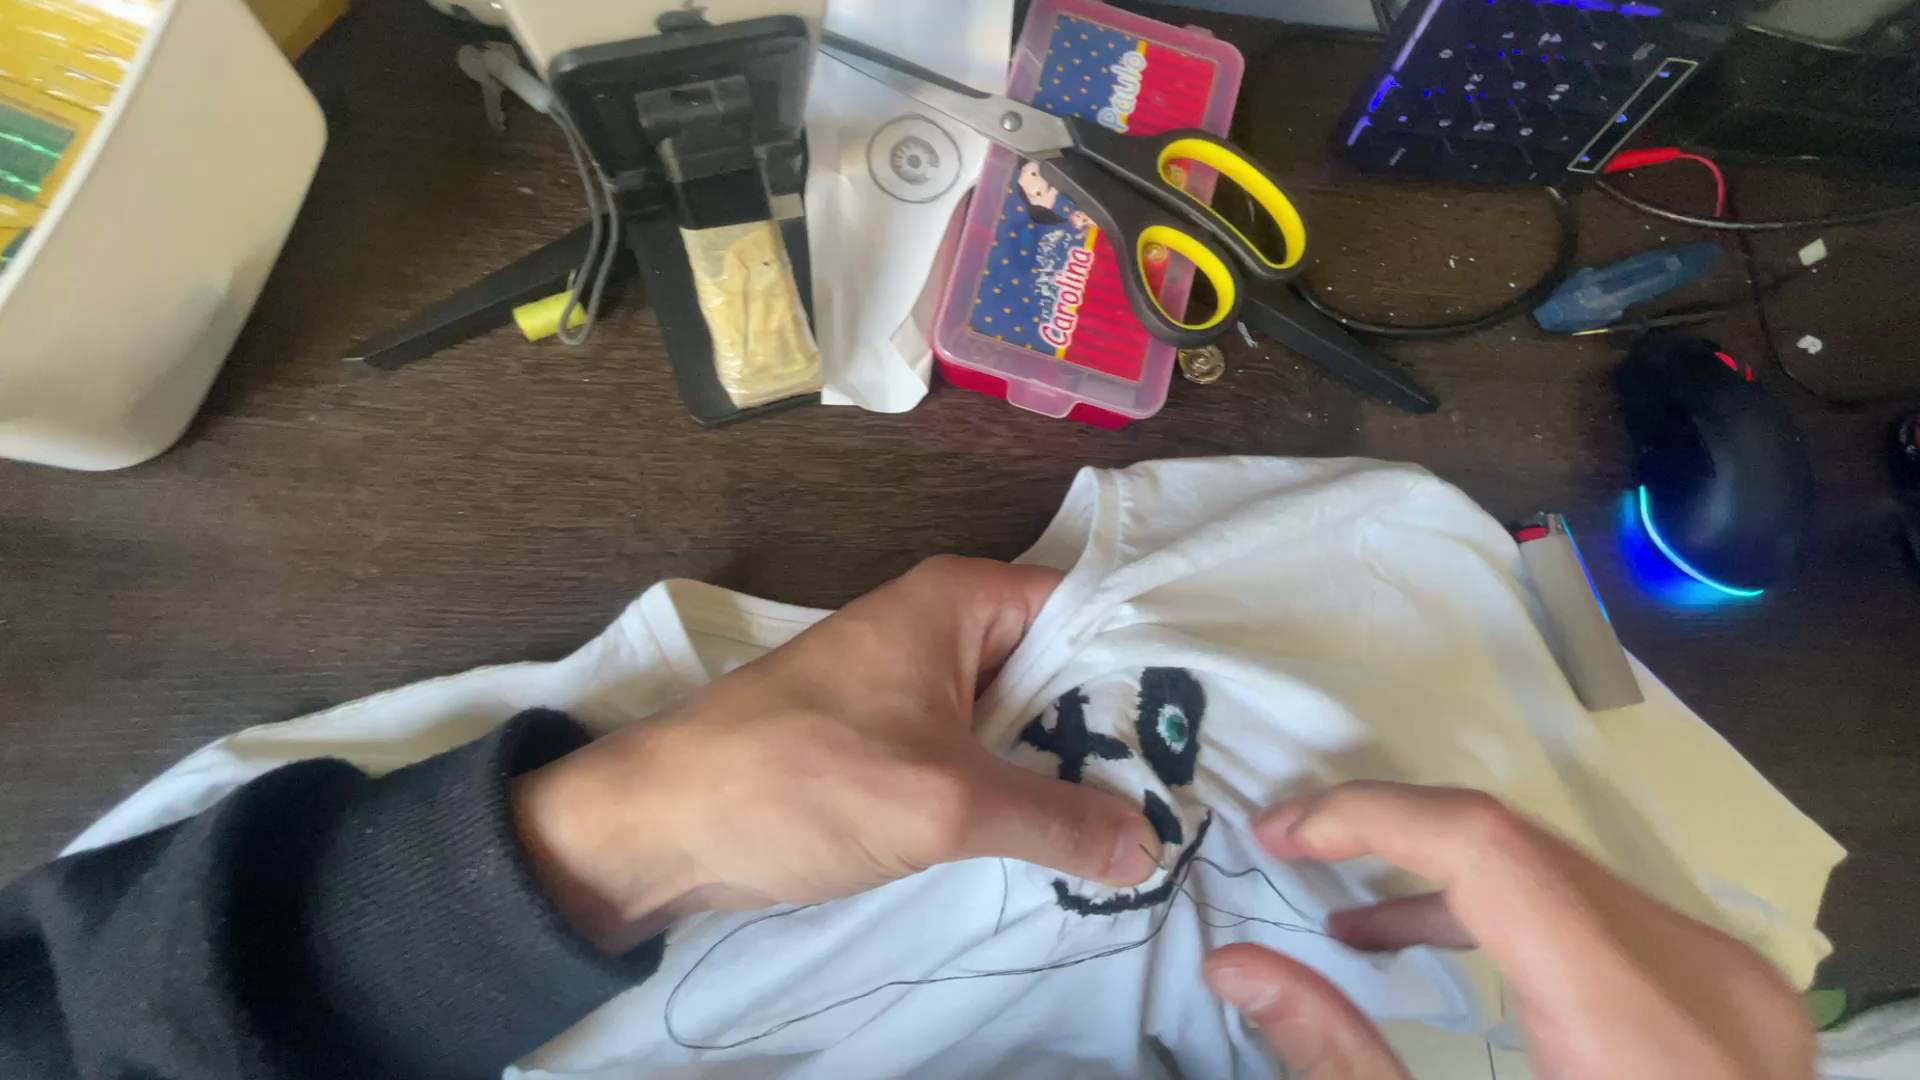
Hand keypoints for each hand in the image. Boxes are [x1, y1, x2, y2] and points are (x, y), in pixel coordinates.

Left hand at [511, 556, 1163, 951]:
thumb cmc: (806, 777)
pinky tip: (1079, 832)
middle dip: (1116, 726)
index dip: (1145, 663)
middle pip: (1059, 665)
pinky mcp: (904, 731)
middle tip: (1199, 786)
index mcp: (963, 598)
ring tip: (1160, 817)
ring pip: (1025, 713)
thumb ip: (1055, 818)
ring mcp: (925, 680)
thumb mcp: (944, 799)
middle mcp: (949, 624)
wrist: (668, 820)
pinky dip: (1026, 784)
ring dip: (1072, 764)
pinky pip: (987, 747)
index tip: (1210, 722)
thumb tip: (1148, 846)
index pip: (1084, 611)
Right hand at [1202, 782, 1815, 1079]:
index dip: (1366, 817)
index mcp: (1643, 1033)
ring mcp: (1719, 971)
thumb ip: (1338, 1058)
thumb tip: (1230, 965)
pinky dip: (1469, 894)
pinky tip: (1399, 929)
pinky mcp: (1711, 979)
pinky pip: (1565, 893)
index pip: (1484, 848)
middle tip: (1283, 845)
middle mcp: (1698, 974)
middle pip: (1500, 836)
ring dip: (1413, 852)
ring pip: (1529, 850)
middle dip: (1372, 827)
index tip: (1279, 835)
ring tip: (1323, 871)